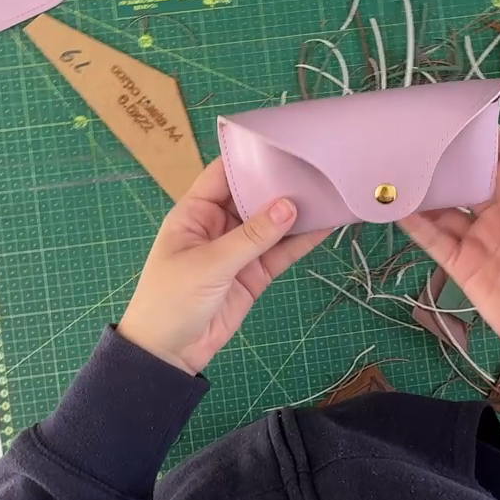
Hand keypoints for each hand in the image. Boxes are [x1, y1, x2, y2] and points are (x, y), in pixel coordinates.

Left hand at [118, 160, 326, 374]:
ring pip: (272, 224)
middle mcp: (218, 226)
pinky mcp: (254, 274)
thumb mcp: (208, 265)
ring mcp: (238, 250)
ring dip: (297, 213)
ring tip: (330, 193)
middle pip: (254, 196)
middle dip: (281, 184)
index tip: (282, 143)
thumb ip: (250, 237)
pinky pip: (281, 252)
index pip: (223, 174)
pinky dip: (302, 241)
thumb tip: (288, 206)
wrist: (169, 355)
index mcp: (195, 213)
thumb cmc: (171, 302)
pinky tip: (326, 226)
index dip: (249, 157)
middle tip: (316, 167)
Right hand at [399, 130, 499, 377]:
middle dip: (445, 161)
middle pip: (466, 179)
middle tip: (415, 142)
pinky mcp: (462, 264)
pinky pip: (435, 238)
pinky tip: (398, 208)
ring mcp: (479, 239)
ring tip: (398, 172)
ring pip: (445, 207)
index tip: (456, 117)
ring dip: (425, 192)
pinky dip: (416, 224)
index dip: (481, 137)